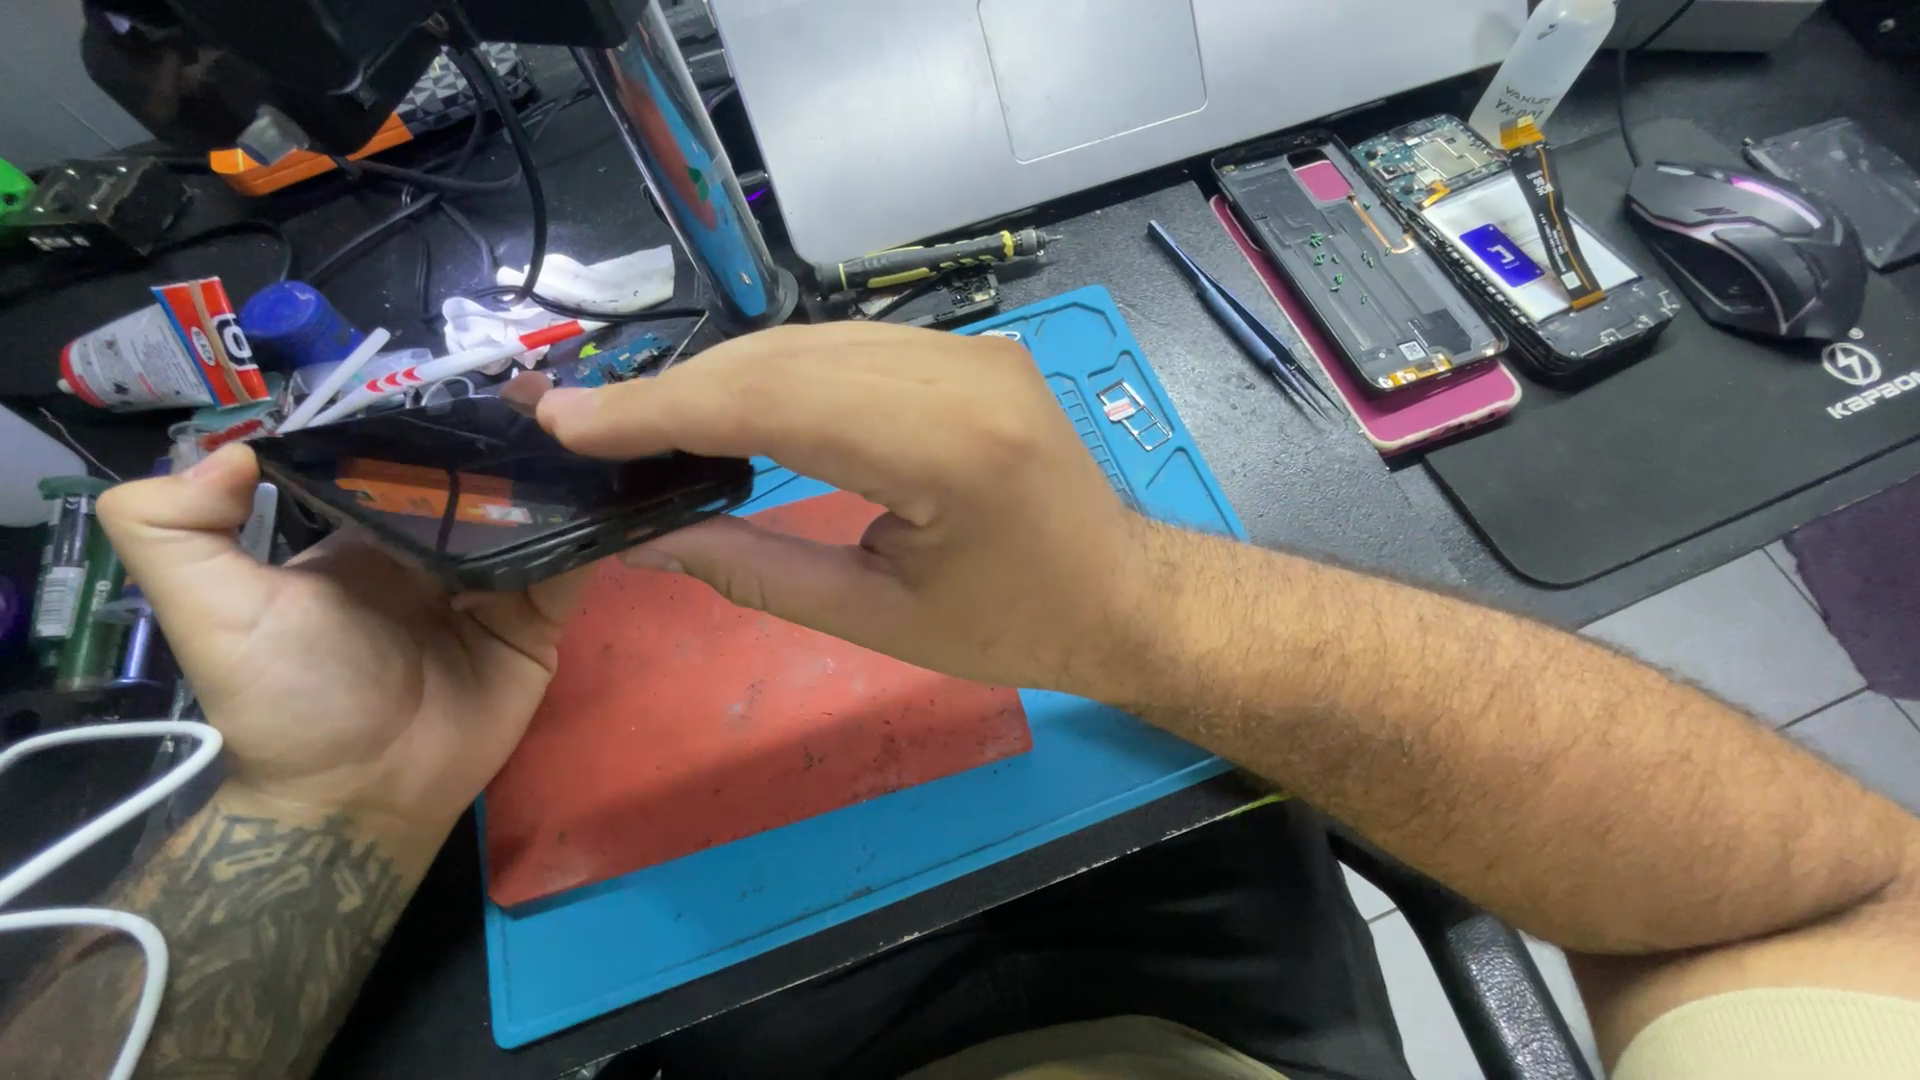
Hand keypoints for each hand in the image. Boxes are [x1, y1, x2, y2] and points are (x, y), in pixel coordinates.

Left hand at [97, 446, 586, 858]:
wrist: (365, 792)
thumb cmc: (289, 698)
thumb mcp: (212, 613)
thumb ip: (176, 531)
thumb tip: (234, 445)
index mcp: (372, 538)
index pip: (413, 468)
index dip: (442, 430)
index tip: (481, 387)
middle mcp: (439, 553)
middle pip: (486, 490)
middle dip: (518, 453)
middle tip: (561, 407)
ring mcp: (497, 587)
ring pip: (537, 524)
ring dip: (565, 490)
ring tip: (598, 444)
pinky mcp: (539, 622)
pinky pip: (570, 574)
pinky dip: (593, 543)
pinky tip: (613, 504)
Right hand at [537, 322, 1170, 698]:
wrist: (1119, 594)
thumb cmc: (1014, 626)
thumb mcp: (882, 621)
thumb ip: (758, 573)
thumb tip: (647, 540)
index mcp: (950, 447)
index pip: (776, 400)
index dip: (661, 408)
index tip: (569, 423)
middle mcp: (965, 372)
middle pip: (787, 356)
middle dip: (679, 388)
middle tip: (590, 424)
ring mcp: (975, 349)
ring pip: (814, 340)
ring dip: (724, 375)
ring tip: (646, 419)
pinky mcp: (973, 350)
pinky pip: (853, 346)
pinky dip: (781, 372)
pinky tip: (735, 402)